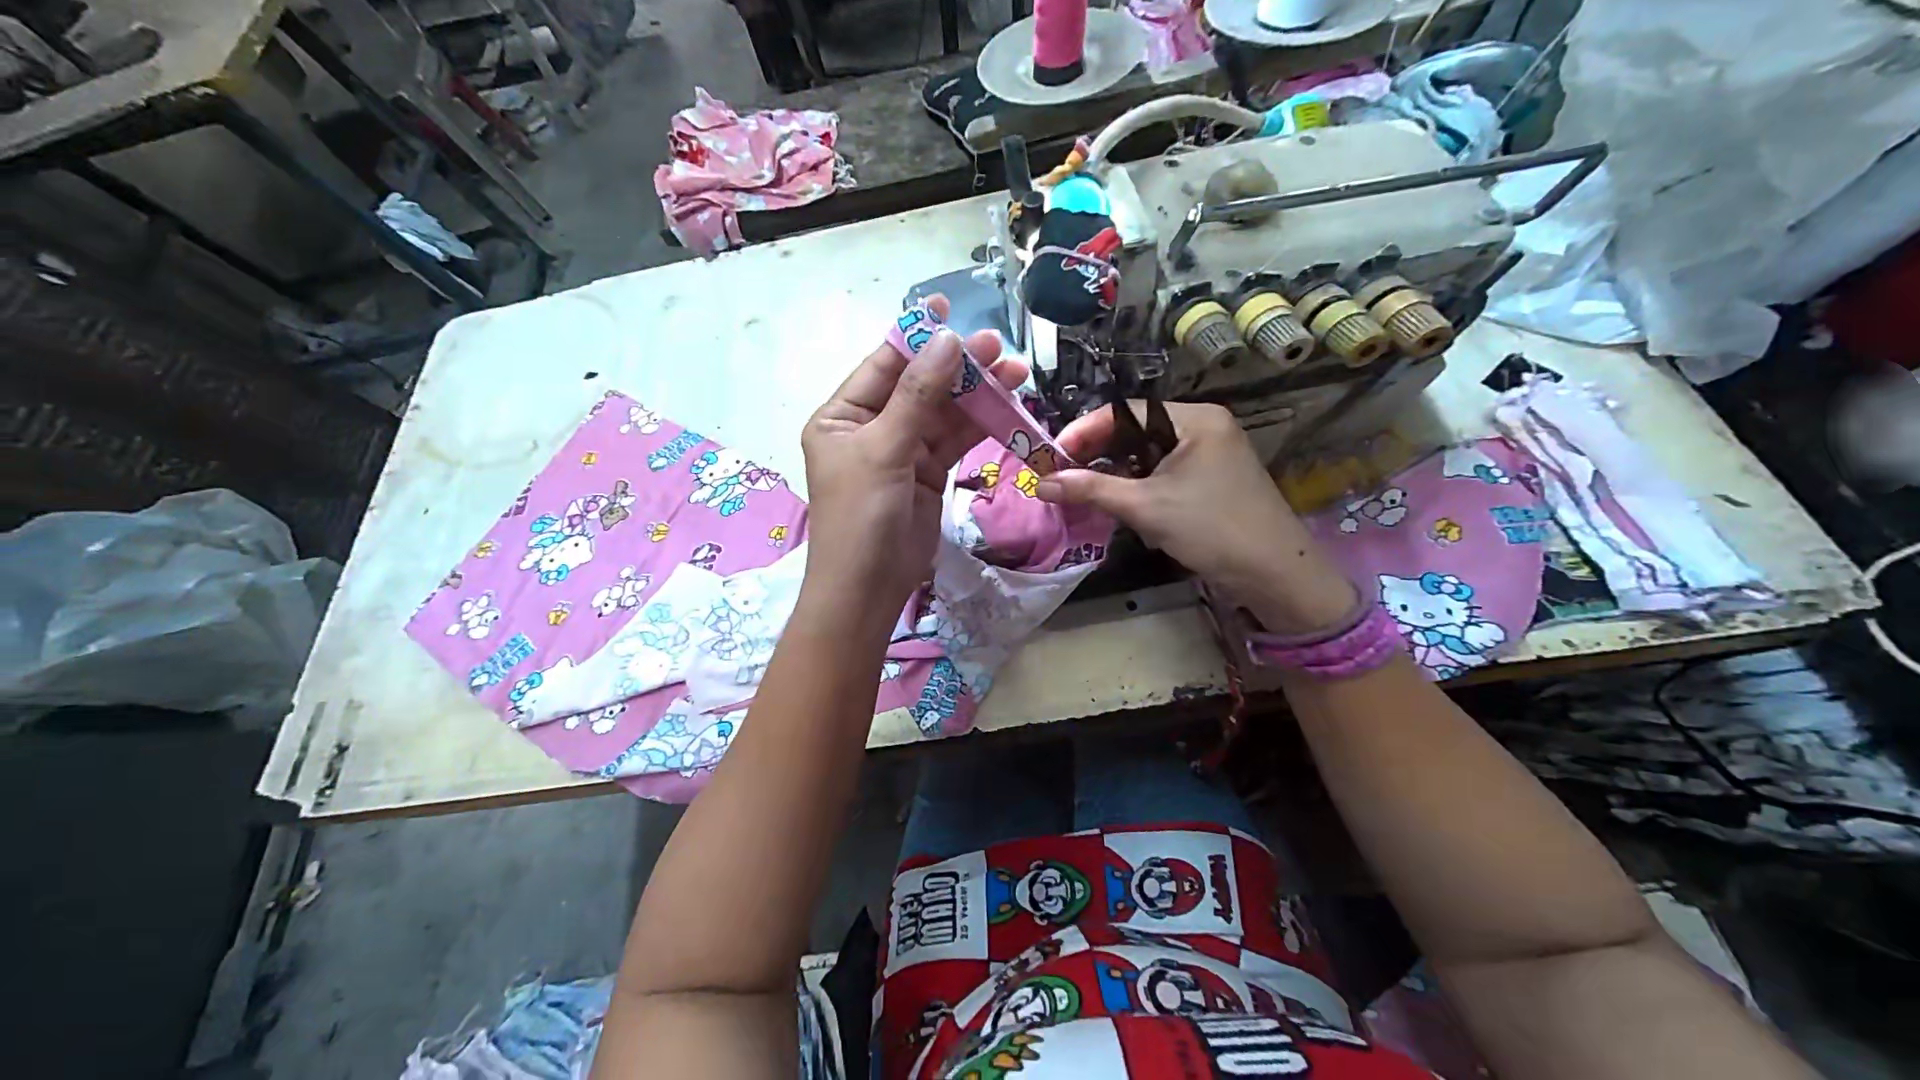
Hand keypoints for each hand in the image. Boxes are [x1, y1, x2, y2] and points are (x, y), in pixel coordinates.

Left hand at [800, 295, 1027, 623]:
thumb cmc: (861, 517)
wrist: (869, 589)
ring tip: (1013, 372)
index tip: (946, 307)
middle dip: (956, 367)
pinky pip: (954, 440)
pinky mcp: (927, 473)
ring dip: (975, 394)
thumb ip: (918, 396)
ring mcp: (901, 451)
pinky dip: (978, 424)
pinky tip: (1005, 404)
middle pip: (918, 386)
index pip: (882, 366)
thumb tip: (947, 341)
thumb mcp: (884, 451)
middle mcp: (870, 428)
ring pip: (942, 412)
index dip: (915, 336)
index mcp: (841, 416)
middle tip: (996, 347)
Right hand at [1037, 402, 1358, 634]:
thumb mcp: (1146, 507)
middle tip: (1064, 476)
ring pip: (1147, 455)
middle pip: (1136, 432)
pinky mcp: (1211, 480)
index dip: (1085, 431)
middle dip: (1099, 455)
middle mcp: (1204, 427)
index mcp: (1195, 419)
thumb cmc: (1211, 529)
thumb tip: (1042, 484)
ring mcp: (1210, 454)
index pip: (1126, 412)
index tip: (1054, 455)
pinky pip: (1163, 473)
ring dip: (1117, 475)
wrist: (1275, 574)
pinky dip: (1140, 488)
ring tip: (1086, 494)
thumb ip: (1091, 489)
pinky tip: (1123, 507)